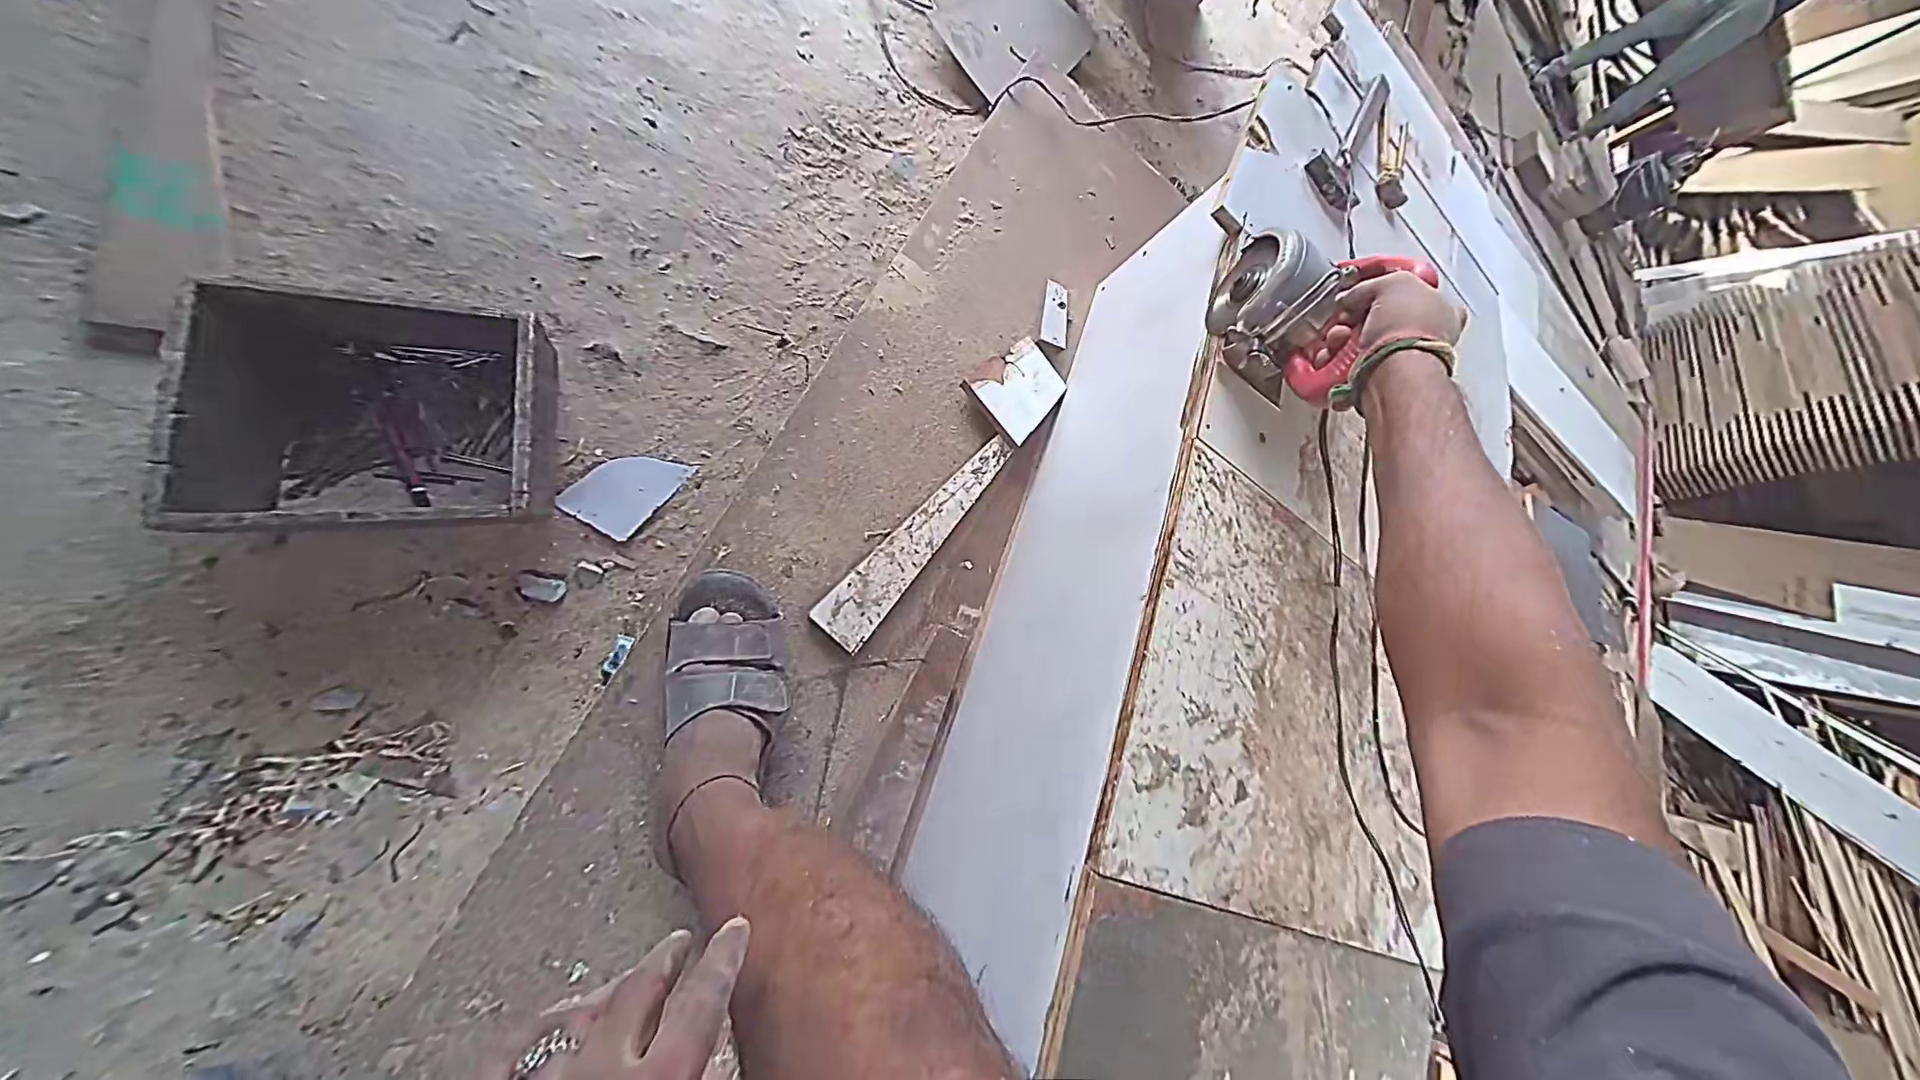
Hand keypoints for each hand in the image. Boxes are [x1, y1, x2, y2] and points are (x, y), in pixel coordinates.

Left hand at [483, 918, 750, 1079]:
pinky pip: (516, 1043)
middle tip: (680, 939)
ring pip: (580, 1010)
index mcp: (657, 1078)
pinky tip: (553, 1014)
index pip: (702, 1001)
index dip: (723, 960)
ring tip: (624, 976)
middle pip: (641, 991)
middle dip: (664, 959)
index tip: (735, 928)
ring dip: (608, 989)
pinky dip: (544, 1023)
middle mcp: (602, 1062)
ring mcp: (543, 1072)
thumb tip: (724, 1049)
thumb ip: (702, 1068)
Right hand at [1286, 262, 1461, 408]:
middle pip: (1374, 323)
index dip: (1382, 294)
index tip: (1360, 296)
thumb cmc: (1406, 328)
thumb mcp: (1393, 284)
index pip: (1410, 295)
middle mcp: (1422, 339)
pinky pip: (1343, 371)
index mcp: (1441, 311)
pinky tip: (1327, 361)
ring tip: (1333, 344)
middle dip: (1349, 321)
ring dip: (1336, 343)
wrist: (1394, 374)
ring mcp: (1398, 364)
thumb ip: (1370, 285)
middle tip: (1343, 322)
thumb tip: (1348, 298)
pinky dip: (1330, 366)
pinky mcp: (1373, 385)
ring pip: (1355, 347)